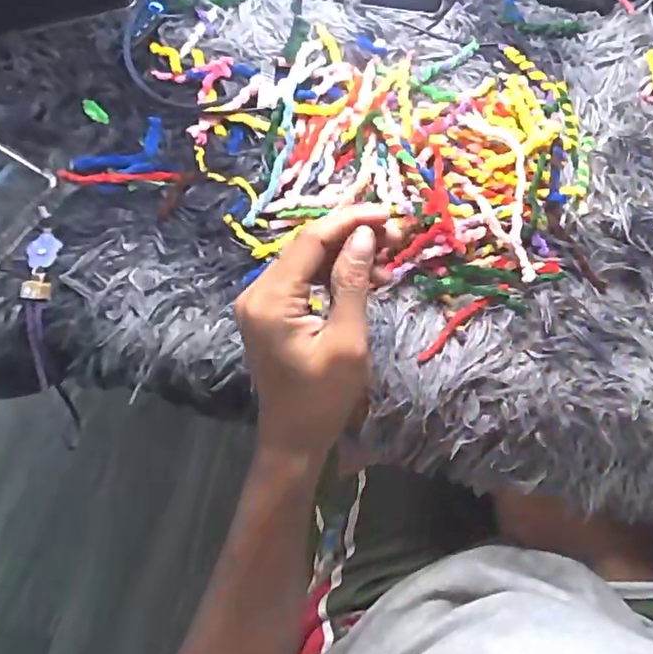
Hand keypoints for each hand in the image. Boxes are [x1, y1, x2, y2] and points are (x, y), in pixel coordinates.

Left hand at [233, 205, 396, 463]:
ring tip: (388, 260)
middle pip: (308, 245)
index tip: (388, 213)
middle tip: (395, 236)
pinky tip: (366, 277)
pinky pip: (304, 278)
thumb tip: (365, 235)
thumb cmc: (323, 399)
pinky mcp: (270, 310)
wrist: (293, 440)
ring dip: (347, 254)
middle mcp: (257, 292)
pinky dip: (335, 274)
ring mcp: (260, 301)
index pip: (311, 240)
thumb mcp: (347, 340)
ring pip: (308, 259)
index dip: (350, 221)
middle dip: (352, 235)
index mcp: (270, 299)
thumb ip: (353, 283)